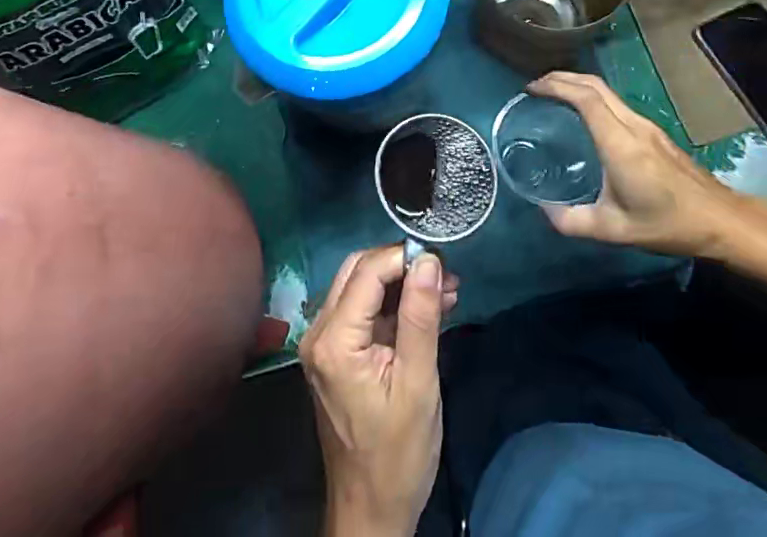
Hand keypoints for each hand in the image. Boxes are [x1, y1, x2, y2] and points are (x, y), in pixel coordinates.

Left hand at [302, 245, 459, 536]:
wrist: (371, 507)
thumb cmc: (399, 452)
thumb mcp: (418, 382)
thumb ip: (421, 316)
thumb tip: (430, 260)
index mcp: (335, 340)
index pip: (368, 271)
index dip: (405, 257)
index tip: (445, 262)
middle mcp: (319, 333)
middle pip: (358, 271)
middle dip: (403, 265)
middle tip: (446, 275)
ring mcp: (325, 344)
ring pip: (361, 287)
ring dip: (401, 283)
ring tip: (446, 292)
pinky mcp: (336, 354)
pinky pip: (363, 311)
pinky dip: (394, 304)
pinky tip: (429, 309)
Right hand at [527, 72, 766, 258]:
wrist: (721, 220)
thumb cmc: (669, 224)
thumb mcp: (615, 230)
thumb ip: (574, 221)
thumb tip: (544, 211)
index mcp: (621, 144)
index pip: (586, 99)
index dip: (557, 86)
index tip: (531, 89)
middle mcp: (634, 126)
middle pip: (595, 86)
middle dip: (563, 78)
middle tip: (536, 86)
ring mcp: (647, 127)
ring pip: (607, 92)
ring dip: (578, 86)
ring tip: (554, 96)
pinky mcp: (655, 133)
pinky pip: (617, 104)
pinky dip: (593, 98)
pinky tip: (584, 116)